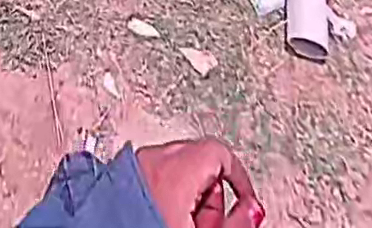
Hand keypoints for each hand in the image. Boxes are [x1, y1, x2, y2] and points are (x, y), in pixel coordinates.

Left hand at [134, 139, 262, 227]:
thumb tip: (251, 210)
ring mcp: (133, 166)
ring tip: (182, 227)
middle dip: (210, 195)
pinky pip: (155, 177)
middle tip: (207, 227)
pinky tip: (164, 222)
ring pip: (176, 170)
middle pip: (196, 160)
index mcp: (171, 169)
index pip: (217, 152)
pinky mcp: (120, 178)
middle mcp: (148, 159)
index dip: (239, 180)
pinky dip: (167, 196)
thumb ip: (234, 224)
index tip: (247, 206)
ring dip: (189, 198)